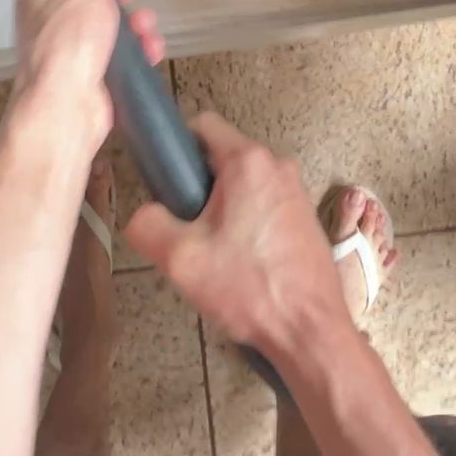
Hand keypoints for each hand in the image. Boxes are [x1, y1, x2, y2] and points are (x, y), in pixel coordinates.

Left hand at [7, 0, 164, 160]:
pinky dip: (140, 50)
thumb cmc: (68, 43)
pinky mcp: (95, 73)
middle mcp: (53, 19)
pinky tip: (151, 51)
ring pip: (113, 24)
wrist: (66, 109)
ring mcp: (74, 49)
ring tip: (147, 29)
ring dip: (138, 23)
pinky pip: (123, 54)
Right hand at [124, 113, 350, 356]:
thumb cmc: (249, 288)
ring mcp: (296, 190)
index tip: (166, 181)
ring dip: (225, 208)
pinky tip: (242, 263)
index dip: (177, 146)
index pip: (203, 124)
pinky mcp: (305, 216)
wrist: (311, 331)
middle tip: (188, 229)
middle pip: (223, 157)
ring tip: (214, 253)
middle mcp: (277, 165)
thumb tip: (145, 213)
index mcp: (248, 161)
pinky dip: (248, 223)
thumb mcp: (181, 259)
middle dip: (201, 186)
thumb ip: (148, 224)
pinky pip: (265, 204)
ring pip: (244, 184)